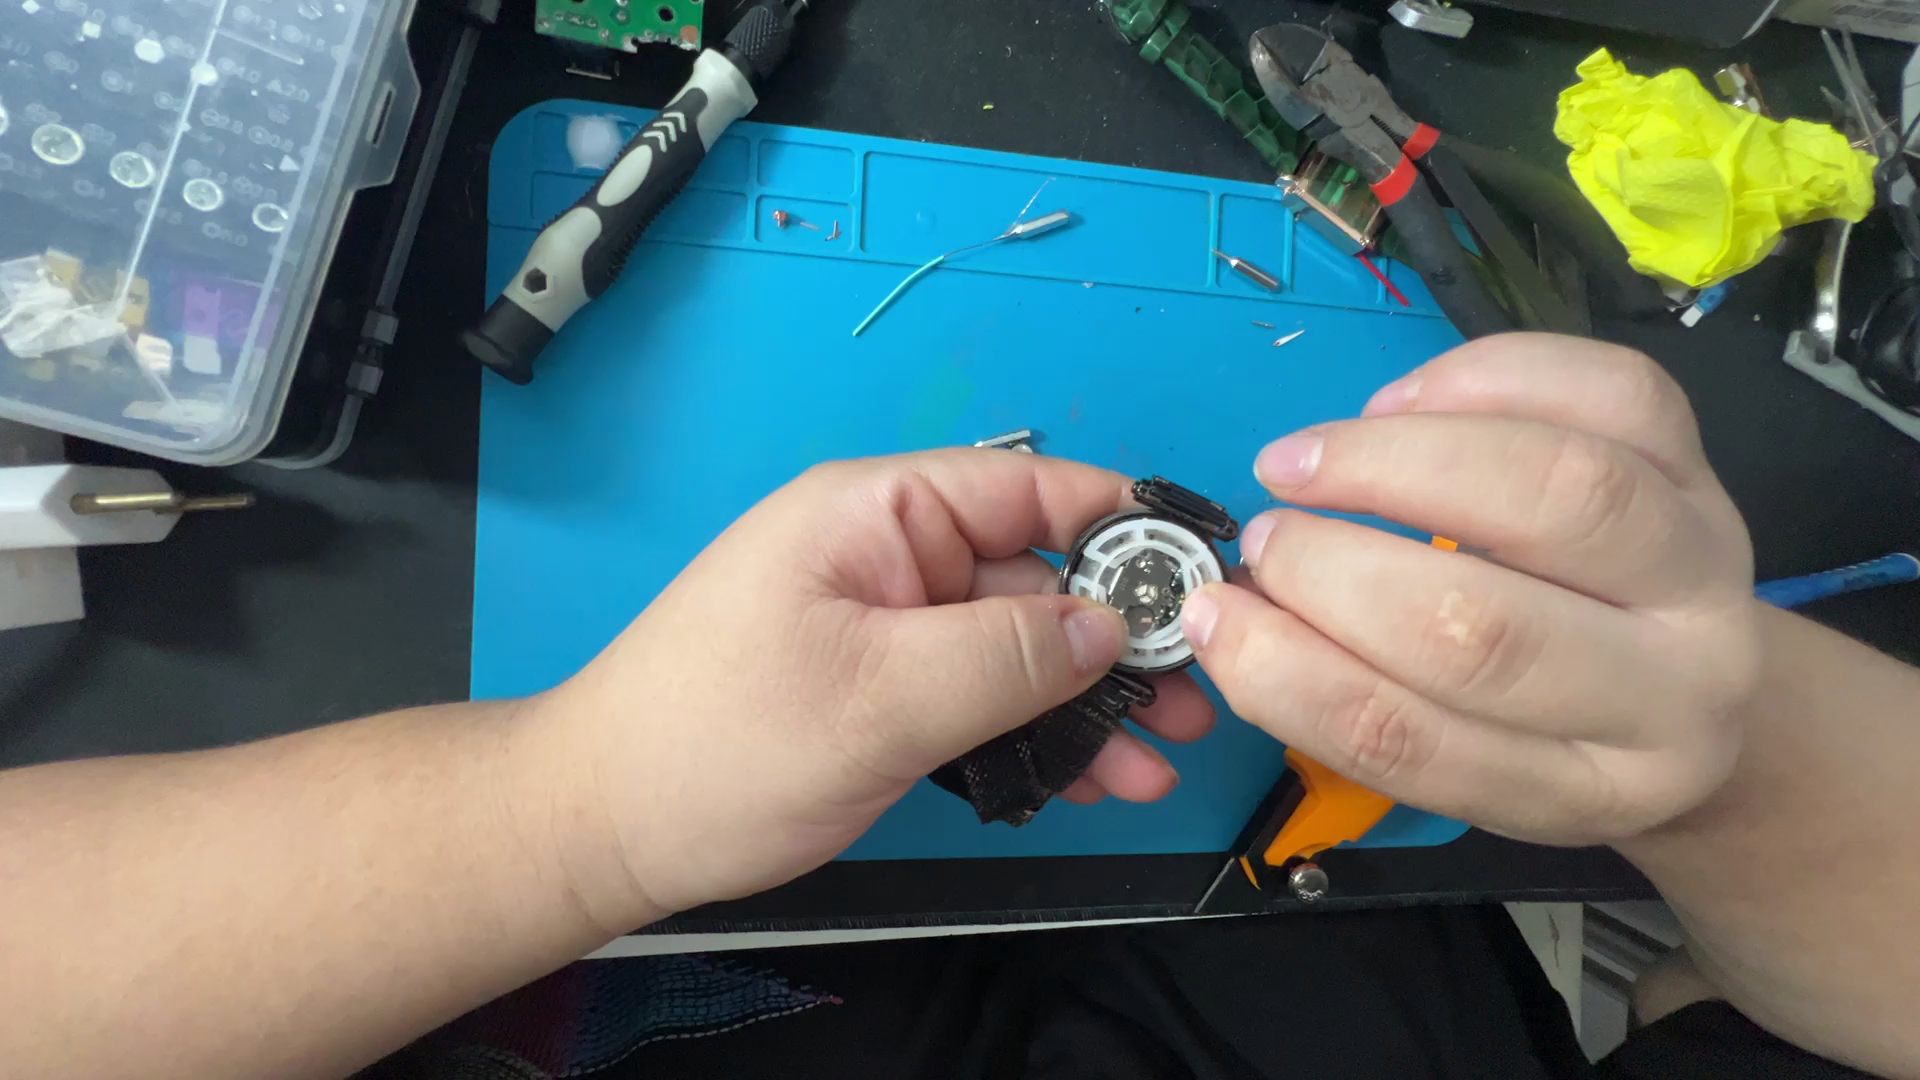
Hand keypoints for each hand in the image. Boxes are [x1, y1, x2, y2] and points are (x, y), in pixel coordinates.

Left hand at [531, 450, 1213, 922]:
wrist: (613, 827)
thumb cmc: (725, 740)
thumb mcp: (877, 695)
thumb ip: (1004, 656)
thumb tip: (1108, 628)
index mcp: (880, 513)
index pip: (1023, 490)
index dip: (1116, 521)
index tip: (1196, 565)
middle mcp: (896, 558)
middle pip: (1031, 578)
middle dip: (1114, 635)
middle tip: (1192, 692)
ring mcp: (898, 628)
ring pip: (1017, 648)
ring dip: (1087, 699)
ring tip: (1161, 751)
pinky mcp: (895, 687)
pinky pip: (986, 695)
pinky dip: (1038, 732)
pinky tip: (1095, 774)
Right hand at [1182, 334, 1761, 844]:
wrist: (1674, 680)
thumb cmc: (1514, 714)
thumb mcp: (1431, 743)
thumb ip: (1325, 684)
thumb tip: (1217, 607)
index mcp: (1570, 783)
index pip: (1404, 738)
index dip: (1280, 669)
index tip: (1209, 608)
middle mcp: (1664, 690)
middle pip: (1477, 626)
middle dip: (1326, 568)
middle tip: (1262, 535)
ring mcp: (1703, 566)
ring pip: (1554, 492)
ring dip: (1386, 462)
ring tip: (1298, 460)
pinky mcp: (1704, 464)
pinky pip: (1611, 393)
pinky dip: (1478, 380)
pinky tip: (1395, 404)